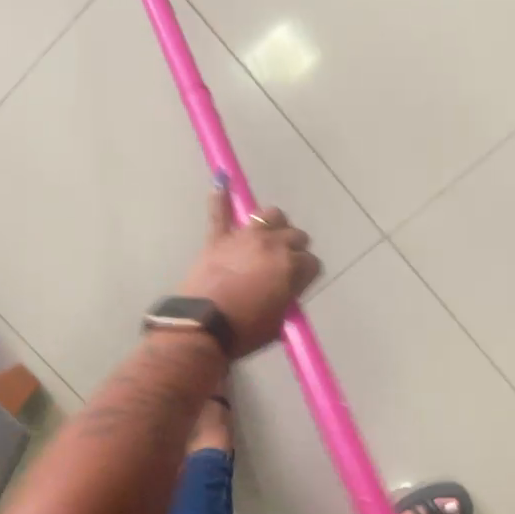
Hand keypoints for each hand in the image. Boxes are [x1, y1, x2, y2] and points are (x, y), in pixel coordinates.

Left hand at [175, 188, 320, 358]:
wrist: (203, 326)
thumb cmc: (244, 331)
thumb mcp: (278, 322)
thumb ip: (286, 299)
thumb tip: (284, 291)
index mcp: (292, 267)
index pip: (311, 262)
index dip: (304, 274)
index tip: (296, 284)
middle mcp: (273, 245)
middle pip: (295, 236)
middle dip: (293, 249)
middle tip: (281, 265)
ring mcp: (245, 237)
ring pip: (269, 215)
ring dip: (272, 224)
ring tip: (267, 236)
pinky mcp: (218, 239)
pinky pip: (220, 212)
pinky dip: (220, 199)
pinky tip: (220, 182)